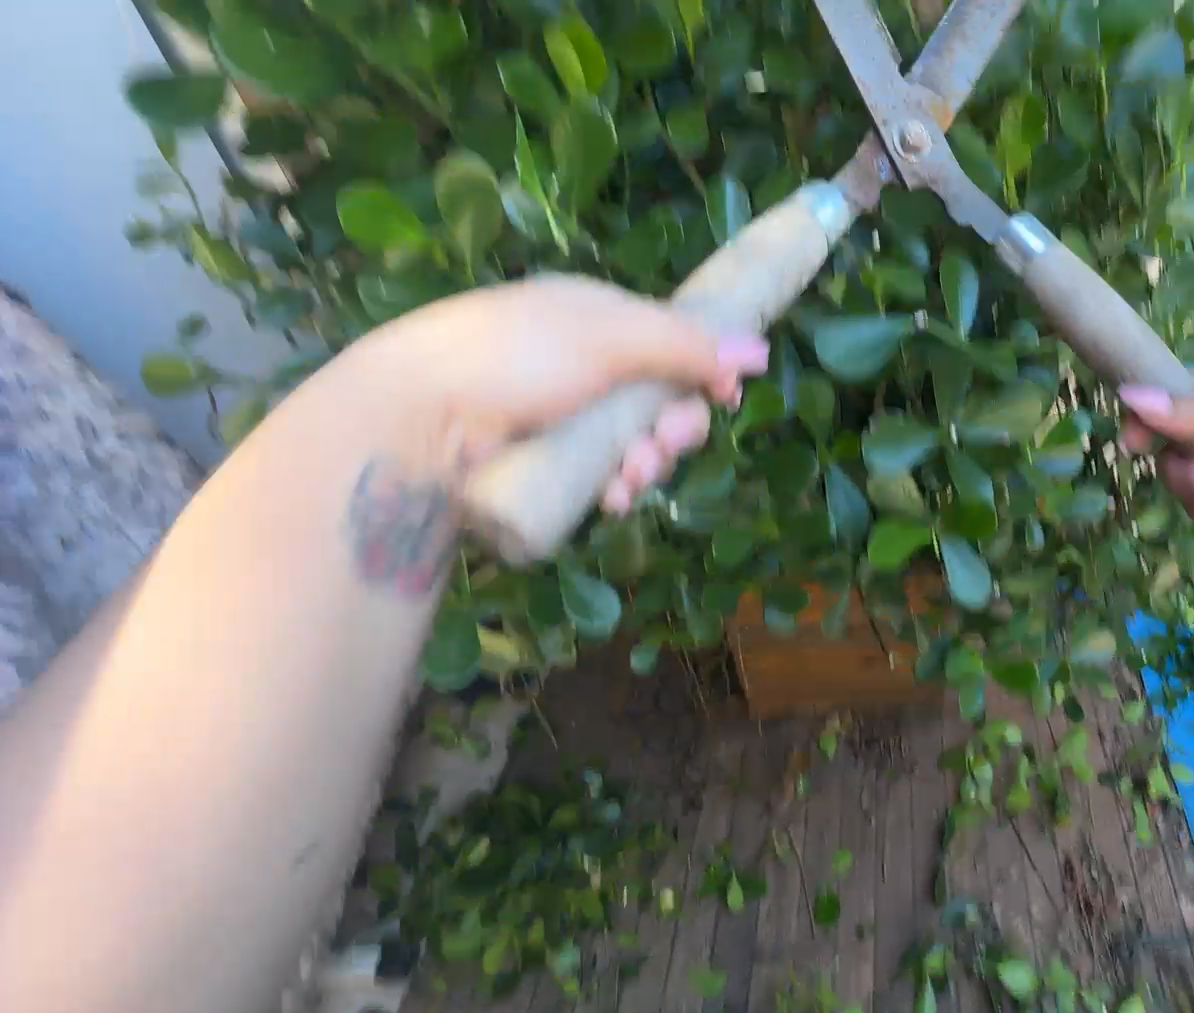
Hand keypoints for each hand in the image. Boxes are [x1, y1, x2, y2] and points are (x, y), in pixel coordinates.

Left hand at [329, 275, 767, 512]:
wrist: (415, 420)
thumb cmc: (512, 355)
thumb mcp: (608, 336)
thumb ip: (687, 344)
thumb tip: (761, 350)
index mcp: (599, 319)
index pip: (676, 344)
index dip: (705, 372)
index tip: (724, 397)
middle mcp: (589, 366)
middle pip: (665, 402)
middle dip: (675, 429)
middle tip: (665, 444)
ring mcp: (570, 418)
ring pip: (642, 445)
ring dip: (648, 464)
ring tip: (629, 477)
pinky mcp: (555, 463)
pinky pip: (610, 476)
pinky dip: (619, 487)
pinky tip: (611, 496)